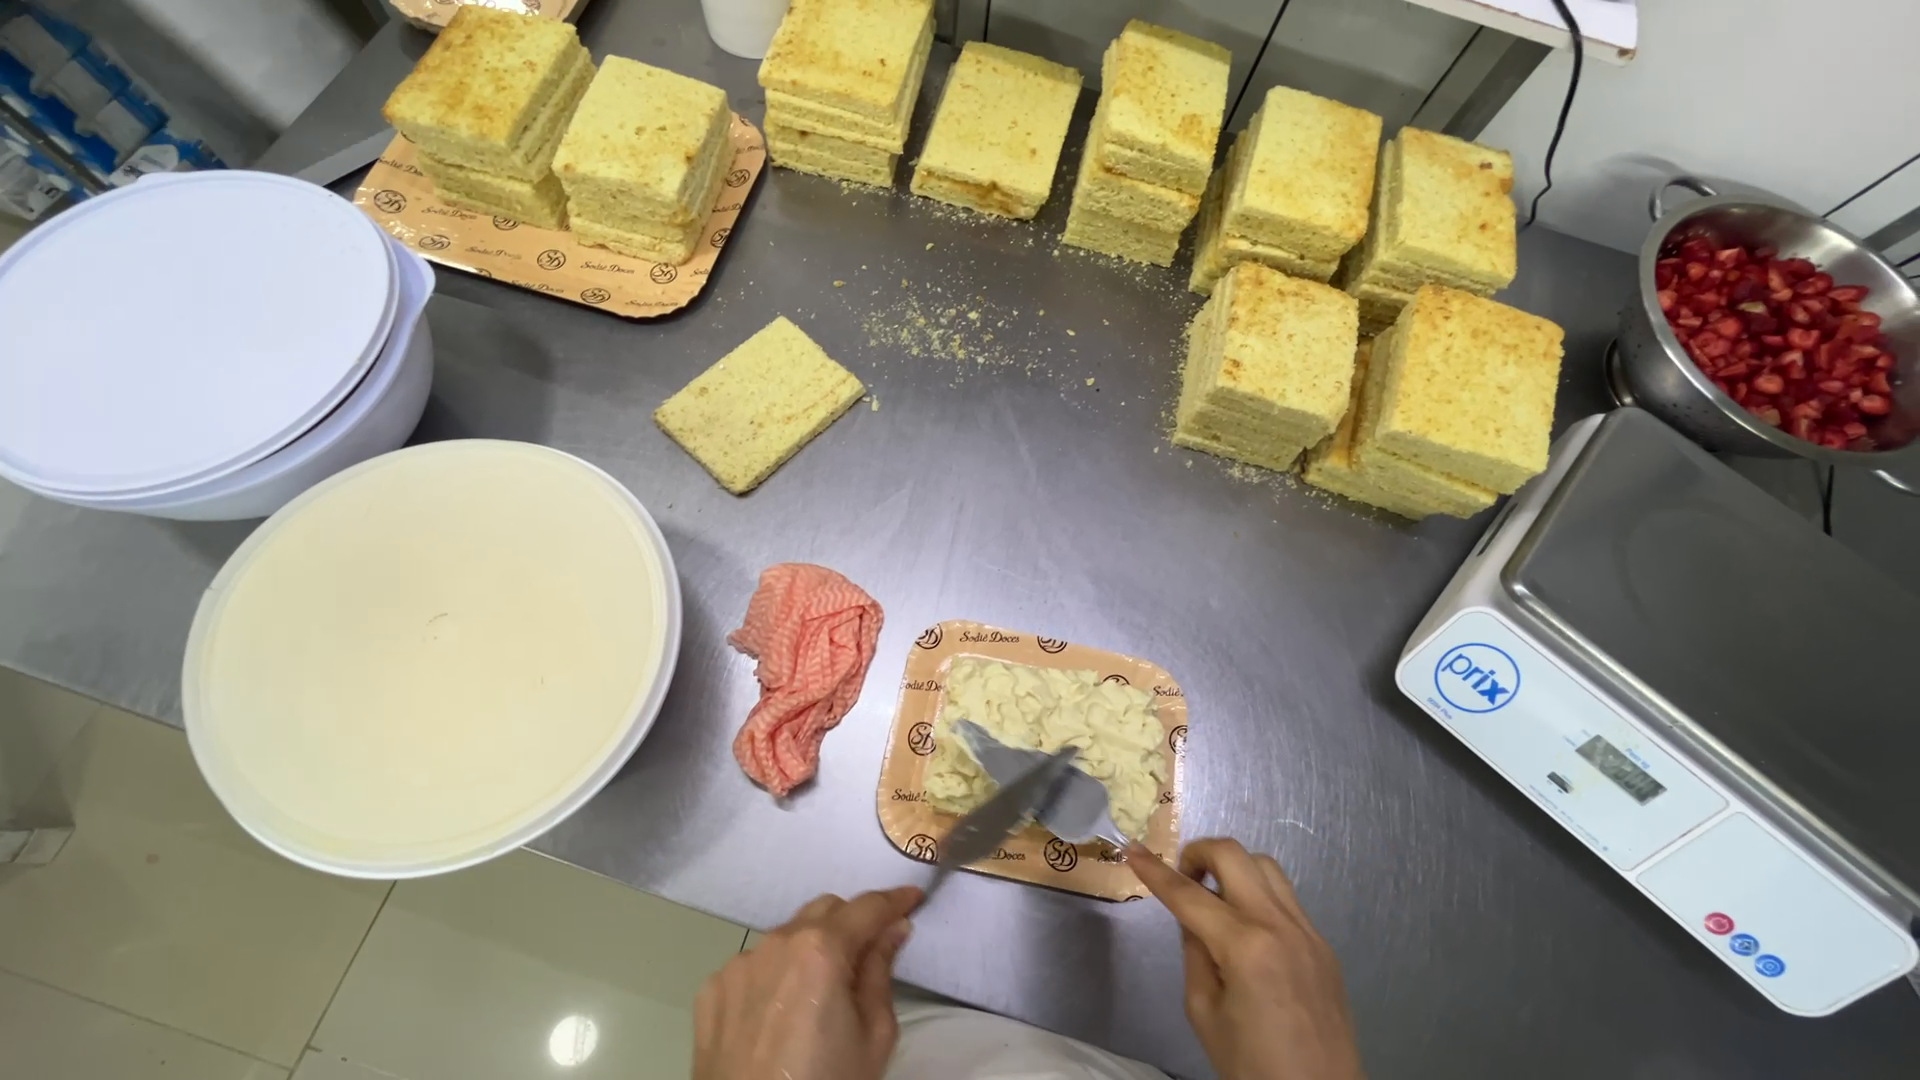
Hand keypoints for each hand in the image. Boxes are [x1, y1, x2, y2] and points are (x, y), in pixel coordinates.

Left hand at [693, 886, 921, 1079]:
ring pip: (787, 936)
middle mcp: (778, 942)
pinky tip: (778, 1015)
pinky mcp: (712, 990)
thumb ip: (882, 971)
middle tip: (868, 954)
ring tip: (818, 994)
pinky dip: (774, 976)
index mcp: (822, 949)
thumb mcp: (874, 1036)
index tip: (913, 899)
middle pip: (825, 910)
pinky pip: (754, 966)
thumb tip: (891, 930)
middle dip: (851, 922)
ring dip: (810, 949)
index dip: (895, 901)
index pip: (867, 908)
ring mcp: (739, 964)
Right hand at [1129, 839, 1363, 1079]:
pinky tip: (1246, 928)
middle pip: (1233, 854)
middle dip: (1198, 853)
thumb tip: (1192, 917)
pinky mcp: (1323, 943)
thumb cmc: (1253, 1066)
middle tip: (1183, 878)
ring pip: (1264, 865)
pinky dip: (1257, 894)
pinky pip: (1285, 897)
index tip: (1133, 851)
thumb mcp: (1203, 1012)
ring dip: (1232, 868)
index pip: (1188, 894)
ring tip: (1215, 898)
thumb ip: (1193, 952)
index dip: (1154, 870)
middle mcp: (1279, 925)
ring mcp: (1307, 931)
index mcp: (1245, 947)